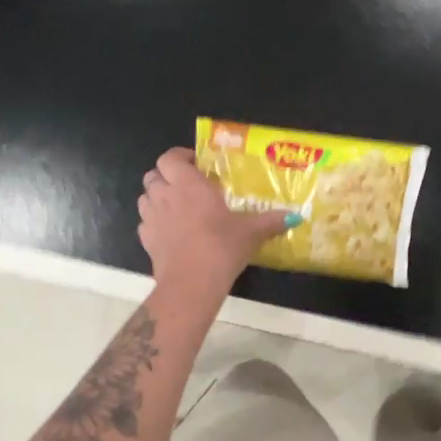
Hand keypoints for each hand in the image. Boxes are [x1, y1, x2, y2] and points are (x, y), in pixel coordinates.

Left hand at [137, 147, 290, 296]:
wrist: (191, 283)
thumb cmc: (221, 247)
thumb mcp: (251, 232)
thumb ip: (271, 221)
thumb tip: (295, 216)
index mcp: (188, 184)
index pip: (170, 157)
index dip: (179, 157)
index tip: (195, 164)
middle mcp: (165, 195)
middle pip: (153, 175)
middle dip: (166, 176)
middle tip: (186, 186)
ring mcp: (151, 218)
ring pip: (145, 197)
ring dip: (157, 197)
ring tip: (176, 207)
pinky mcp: (146, 240)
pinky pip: (145, 223)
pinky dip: (155, 223)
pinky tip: (170, 233)